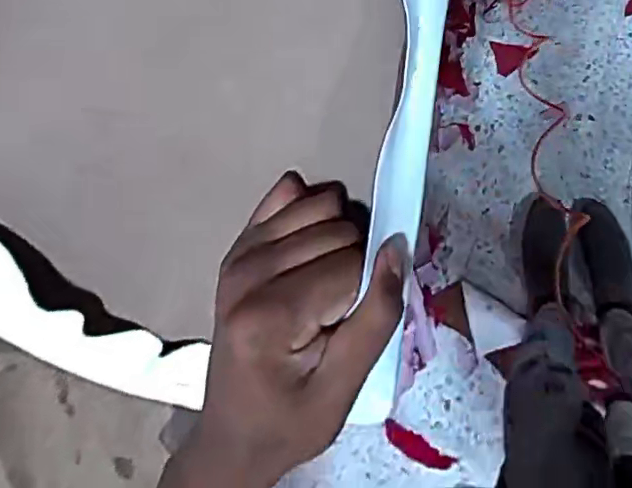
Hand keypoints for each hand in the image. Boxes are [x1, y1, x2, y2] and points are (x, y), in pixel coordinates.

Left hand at [160, 172, 405, 487]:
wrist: (234, 438)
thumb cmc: (290, 419)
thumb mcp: (344, 388)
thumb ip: (378, 315)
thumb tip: (397, 245)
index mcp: (269, 315)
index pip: (352, 263)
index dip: (366, 289)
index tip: (349, 323)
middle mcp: (247, 274)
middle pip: (339, 227)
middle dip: (356, 259)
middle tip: (340, 306)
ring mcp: (239, 255)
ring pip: (323, 201)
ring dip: (339, 234)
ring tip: (326, 281)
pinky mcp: (239, 246)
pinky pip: (291, 192)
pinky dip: (313, 209)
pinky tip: (310, 248)